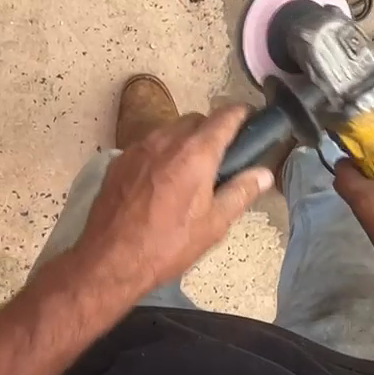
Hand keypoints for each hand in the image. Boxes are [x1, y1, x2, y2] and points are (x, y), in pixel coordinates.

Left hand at [47, 106, 272, 302]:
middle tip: (221, 159)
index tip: (250, 120)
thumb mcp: (214, 224)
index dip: (241, 114)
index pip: (225, 116)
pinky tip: (161, 181)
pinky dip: (161, 153)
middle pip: (197, 119)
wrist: (109, 260)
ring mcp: (139, 147)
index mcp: (196, 153)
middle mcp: (167, 140)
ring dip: (185, 141)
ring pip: (170, 130)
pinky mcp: (120, 160)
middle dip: (212, 131)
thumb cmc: (167, 245)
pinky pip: (148, 145)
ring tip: (190, 172)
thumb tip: (264, 174)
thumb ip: (241, 192)